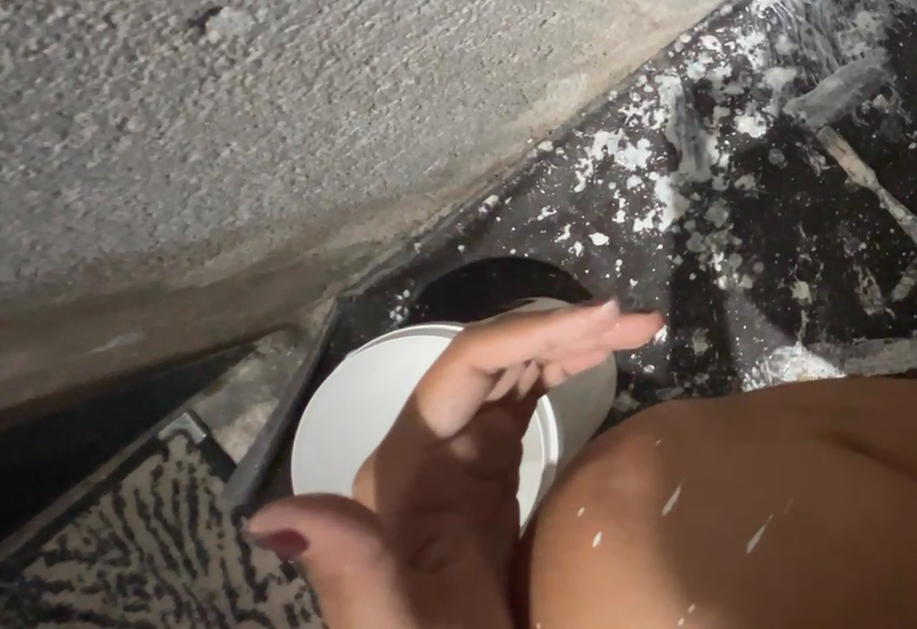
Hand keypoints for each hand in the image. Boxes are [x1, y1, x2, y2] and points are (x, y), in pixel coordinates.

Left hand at [247, 300, 663, 628]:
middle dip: (570, 326)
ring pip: (521, 365)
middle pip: (501, 354)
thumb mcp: (393, 626)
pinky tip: (606, 358)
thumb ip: (350, 569)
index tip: (607, 318)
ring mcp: (466, 450)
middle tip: (642, 321)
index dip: (535, 331)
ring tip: (641, 327)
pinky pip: (533, 392)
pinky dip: (572, 365)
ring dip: (579, 338)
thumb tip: (274, 511)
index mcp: (406, 466)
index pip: (469, 366)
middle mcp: (434, 442)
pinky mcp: (495, 461)